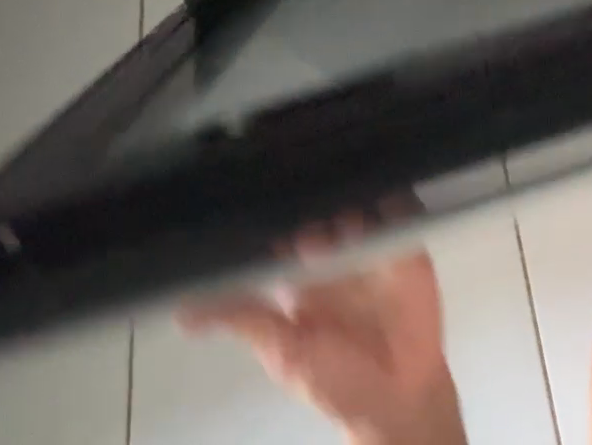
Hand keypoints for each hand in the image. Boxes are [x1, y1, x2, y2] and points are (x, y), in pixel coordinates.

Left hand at [179, 222, 461, 444]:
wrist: (400, 396)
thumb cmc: (337, 381)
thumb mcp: (286, 353)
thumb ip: (247, 322)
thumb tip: (182, 314)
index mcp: (299, 281)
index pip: (282, 238)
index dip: (273, 221)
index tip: (263, 200)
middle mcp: (335, 260)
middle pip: (322, 215)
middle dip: (315, 205)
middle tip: (308, 197)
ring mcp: (373, 251)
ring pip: (360, 208)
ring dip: (354, 199)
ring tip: (346, 199)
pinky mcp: (409, 249)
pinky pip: (403, 215)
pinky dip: (398, 200)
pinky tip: (387, 195)